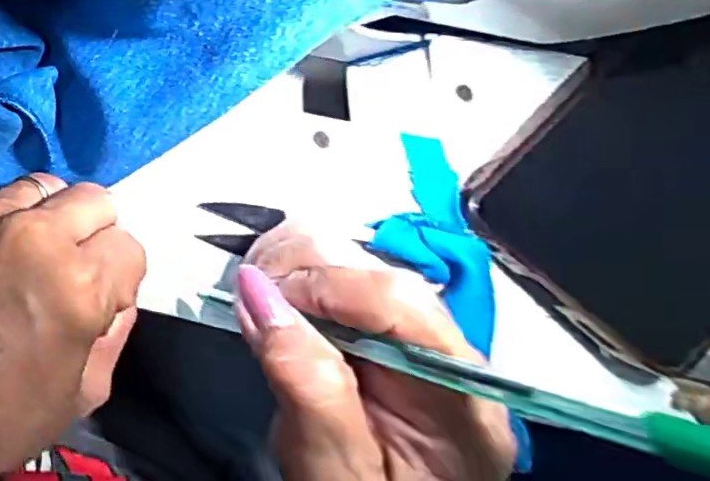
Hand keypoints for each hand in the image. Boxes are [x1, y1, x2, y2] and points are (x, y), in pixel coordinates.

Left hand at [0, 174, 147, 477]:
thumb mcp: (83, 391)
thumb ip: (114, 329)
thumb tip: (116, 289)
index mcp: (74, 281)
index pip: (129, 246)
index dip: (120, 278)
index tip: (99, 299)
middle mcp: (32, 232)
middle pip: (94, 197)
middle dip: (94, 234)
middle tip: (71, 271)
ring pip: (46, 186)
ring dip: (50, 217)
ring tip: (31, 257)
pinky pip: (0, 196)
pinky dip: (7, 218)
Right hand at [236, 226, 516, 480]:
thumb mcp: (332, 472)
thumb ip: (307, 391)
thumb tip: (256, 291)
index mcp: (456, 400)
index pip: (399, 300)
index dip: (321, 286)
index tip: (261, 305)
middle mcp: (443, 350)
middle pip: (368, 264)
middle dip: (294, 270)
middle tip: (252, 309)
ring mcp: (407, 327)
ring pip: (343, 251)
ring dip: (283, 263)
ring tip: (258, 307)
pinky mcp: (370, 315)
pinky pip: (326, 261)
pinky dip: (283, 267)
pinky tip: (270, 302)